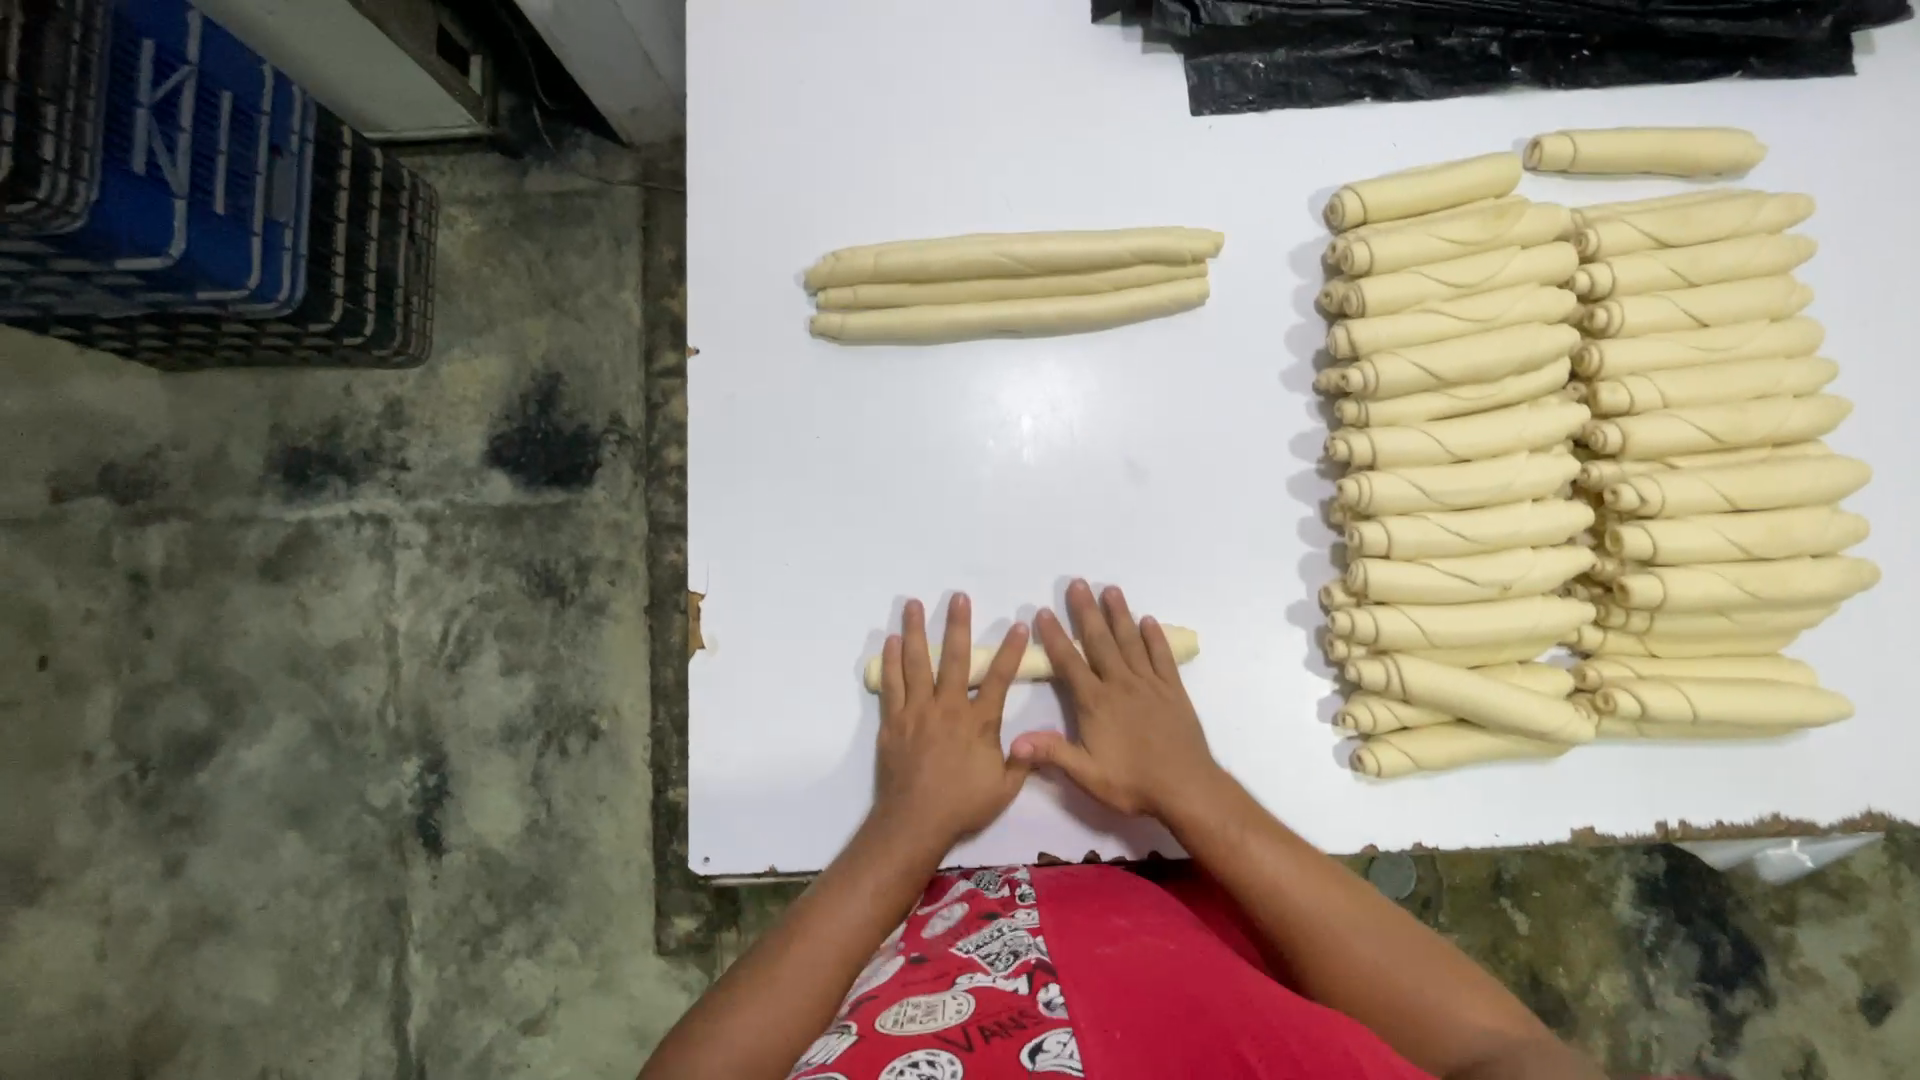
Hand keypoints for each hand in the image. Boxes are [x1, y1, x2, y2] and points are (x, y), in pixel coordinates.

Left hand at [873, 594, 1031, 848]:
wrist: (914, 822)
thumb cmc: (962, 806)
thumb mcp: (1004, 789)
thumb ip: (1023, 761)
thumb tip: (1038, 742)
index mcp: (978, 722)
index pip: (998, 679)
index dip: (1010, 651)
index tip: (1019, 625)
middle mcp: (947, 708)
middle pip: (953, 658)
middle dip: (957, 625)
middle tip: (958, 597)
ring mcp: (916, 711)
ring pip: (915, 663)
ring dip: (914, 631)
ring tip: (913, 604)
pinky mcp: (893, 721)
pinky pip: (892, 684)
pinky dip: (890, 661)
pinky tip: (890, 641)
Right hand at [1011, 580, 1221, 819]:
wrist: (1186, 788)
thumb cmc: (1132, 782)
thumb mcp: (1086, 774)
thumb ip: (1051, 753)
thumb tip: (1013, 742)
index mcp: (1095, 702)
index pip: (1069, 662)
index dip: (1054, 637)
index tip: (1042, 612)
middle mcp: (1121, 684)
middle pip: (1100, 641)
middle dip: (1086, 611)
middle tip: (1077, 583)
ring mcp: (1149, 684)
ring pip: (1130, 641)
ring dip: (1119, 614)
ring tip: (1110, 589)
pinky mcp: (1173, 690)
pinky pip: (1162, 657)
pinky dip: (1154, 637)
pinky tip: (1148, 621)